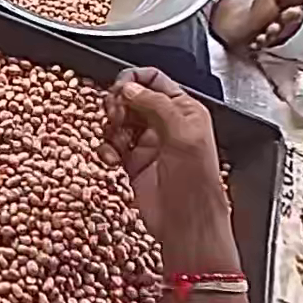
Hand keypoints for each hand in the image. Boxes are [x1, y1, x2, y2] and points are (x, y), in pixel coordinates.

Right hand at [98, 66, 239, 270]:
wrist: (186, 223)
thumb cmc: (195, 182)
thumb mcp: (182, 134)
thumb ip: (155, 105)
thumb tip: (128, 87)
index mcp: (183, 110)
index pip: (154, 80)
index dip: (133, 80)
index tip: (118, 91)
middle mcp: (164, 123)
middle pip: (130, 99)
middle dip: (116, 105)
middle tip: (115, 118)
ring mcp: (146, 144)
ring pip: (117, 122)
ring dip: (110, 129)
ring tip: (116, 142)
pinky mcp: (131, 163)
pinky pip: (110, 146)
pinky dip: (106, 150)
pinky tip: (113, 160)